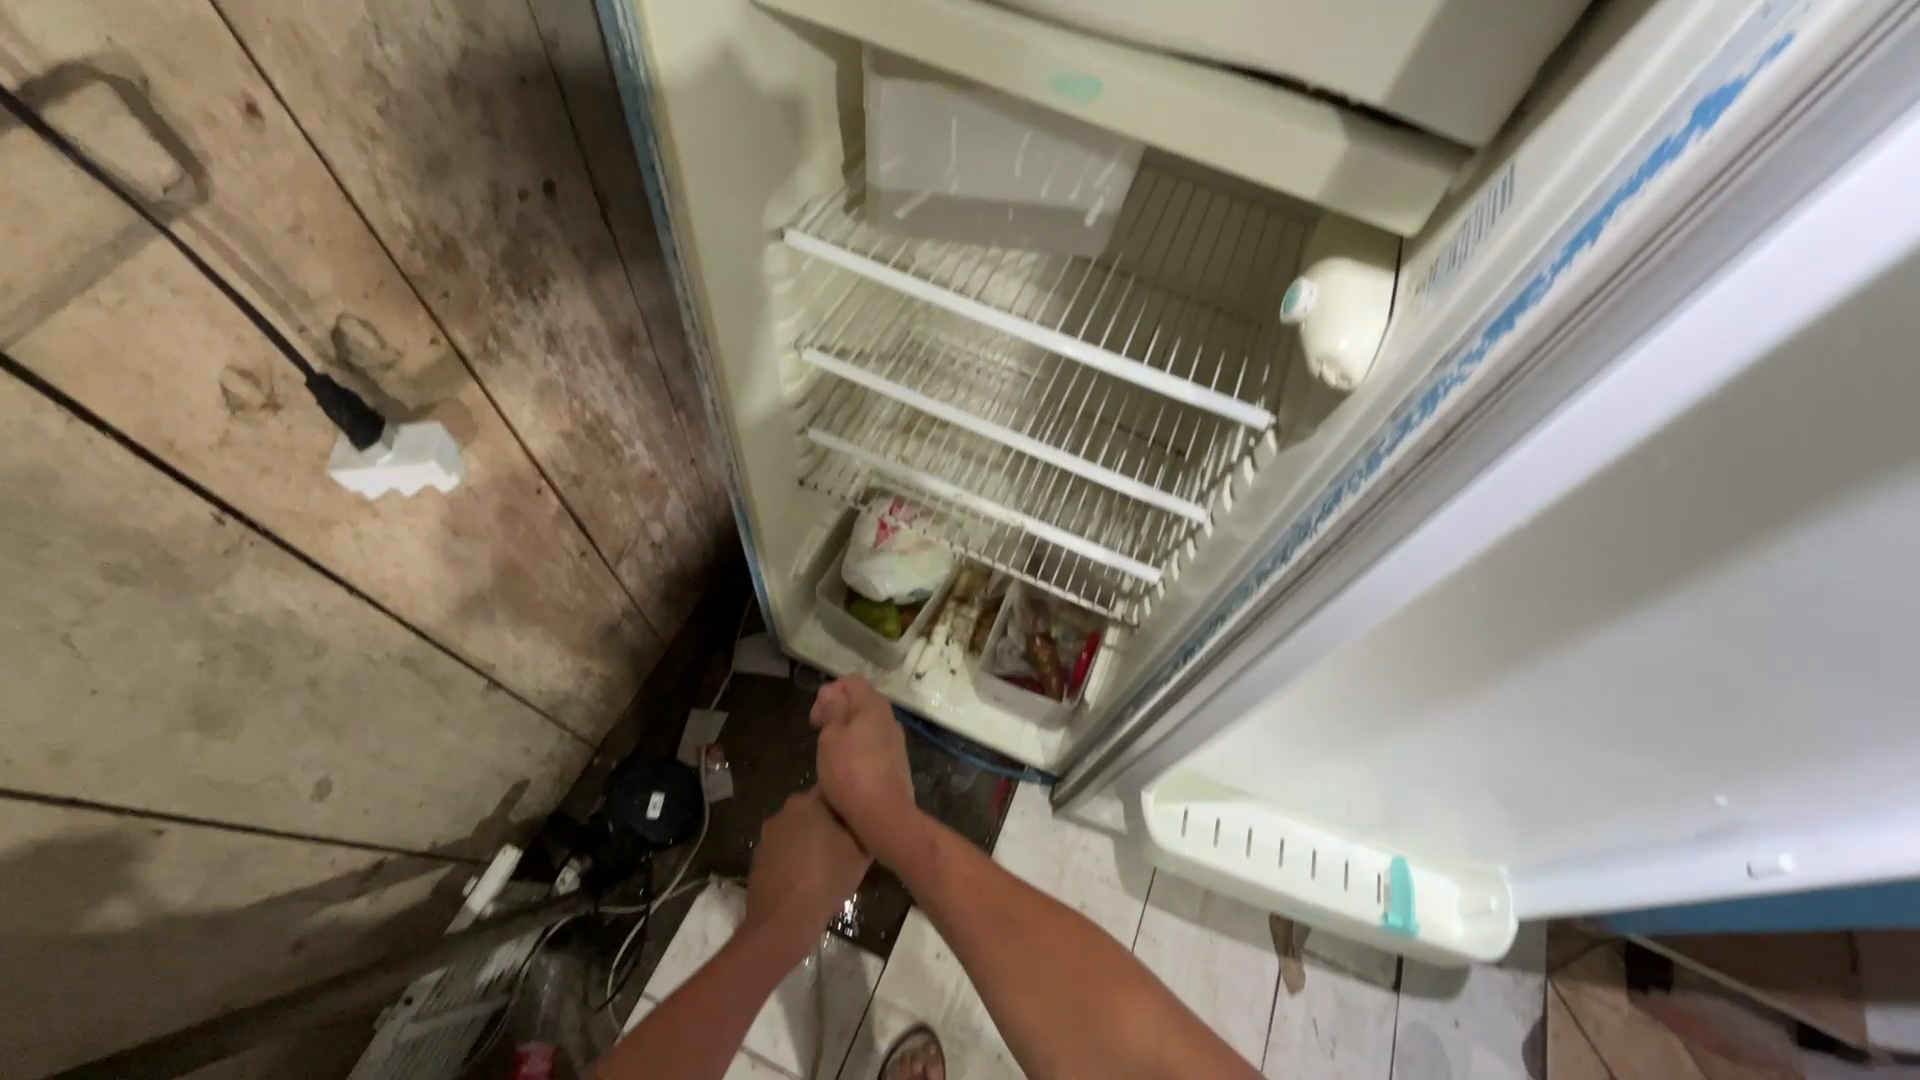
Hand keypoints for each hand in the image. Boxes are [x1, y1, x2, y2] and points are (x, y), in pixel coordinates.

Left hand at [744, 790, 869, 950]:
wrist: (783, 922)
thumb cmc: (826, 878)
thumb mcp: (860, 853)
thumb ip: (863, 829)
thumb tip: (866, 821)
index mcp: (806, 802)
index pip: (834, 793)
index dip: (850, 808)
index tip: (861, 824)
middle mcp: (782, 813)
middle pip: (814, 813)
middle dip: (830, 826)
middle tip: (849, 847)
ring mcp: (766, 838)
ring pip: (798, 834)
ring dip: (812, 845)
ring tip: (831, 868)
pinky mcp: (758, 862)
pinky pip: (785, 855)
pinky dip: (797, 863)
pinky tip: (809, 882)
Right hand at [810, 676, 920, 861]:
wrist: (884, 814)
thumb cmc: (850, 772)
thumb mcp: (831, 736)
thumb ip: (832, 709)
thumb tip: (833, 691)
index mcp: (873, 705)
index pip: (851, 681)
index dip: (829, 693)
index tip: (816, 720)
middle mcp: (889, 718)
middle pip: (860, 701)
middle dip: (836, 712)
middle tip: (820, 735)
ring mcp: (895, 741)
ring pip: (867, 725)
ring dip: (846, 732)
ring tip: (830, 755)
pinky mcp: (896, 762)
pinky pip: (873, 745)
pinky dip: (858, 749)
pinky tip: (847, 770)